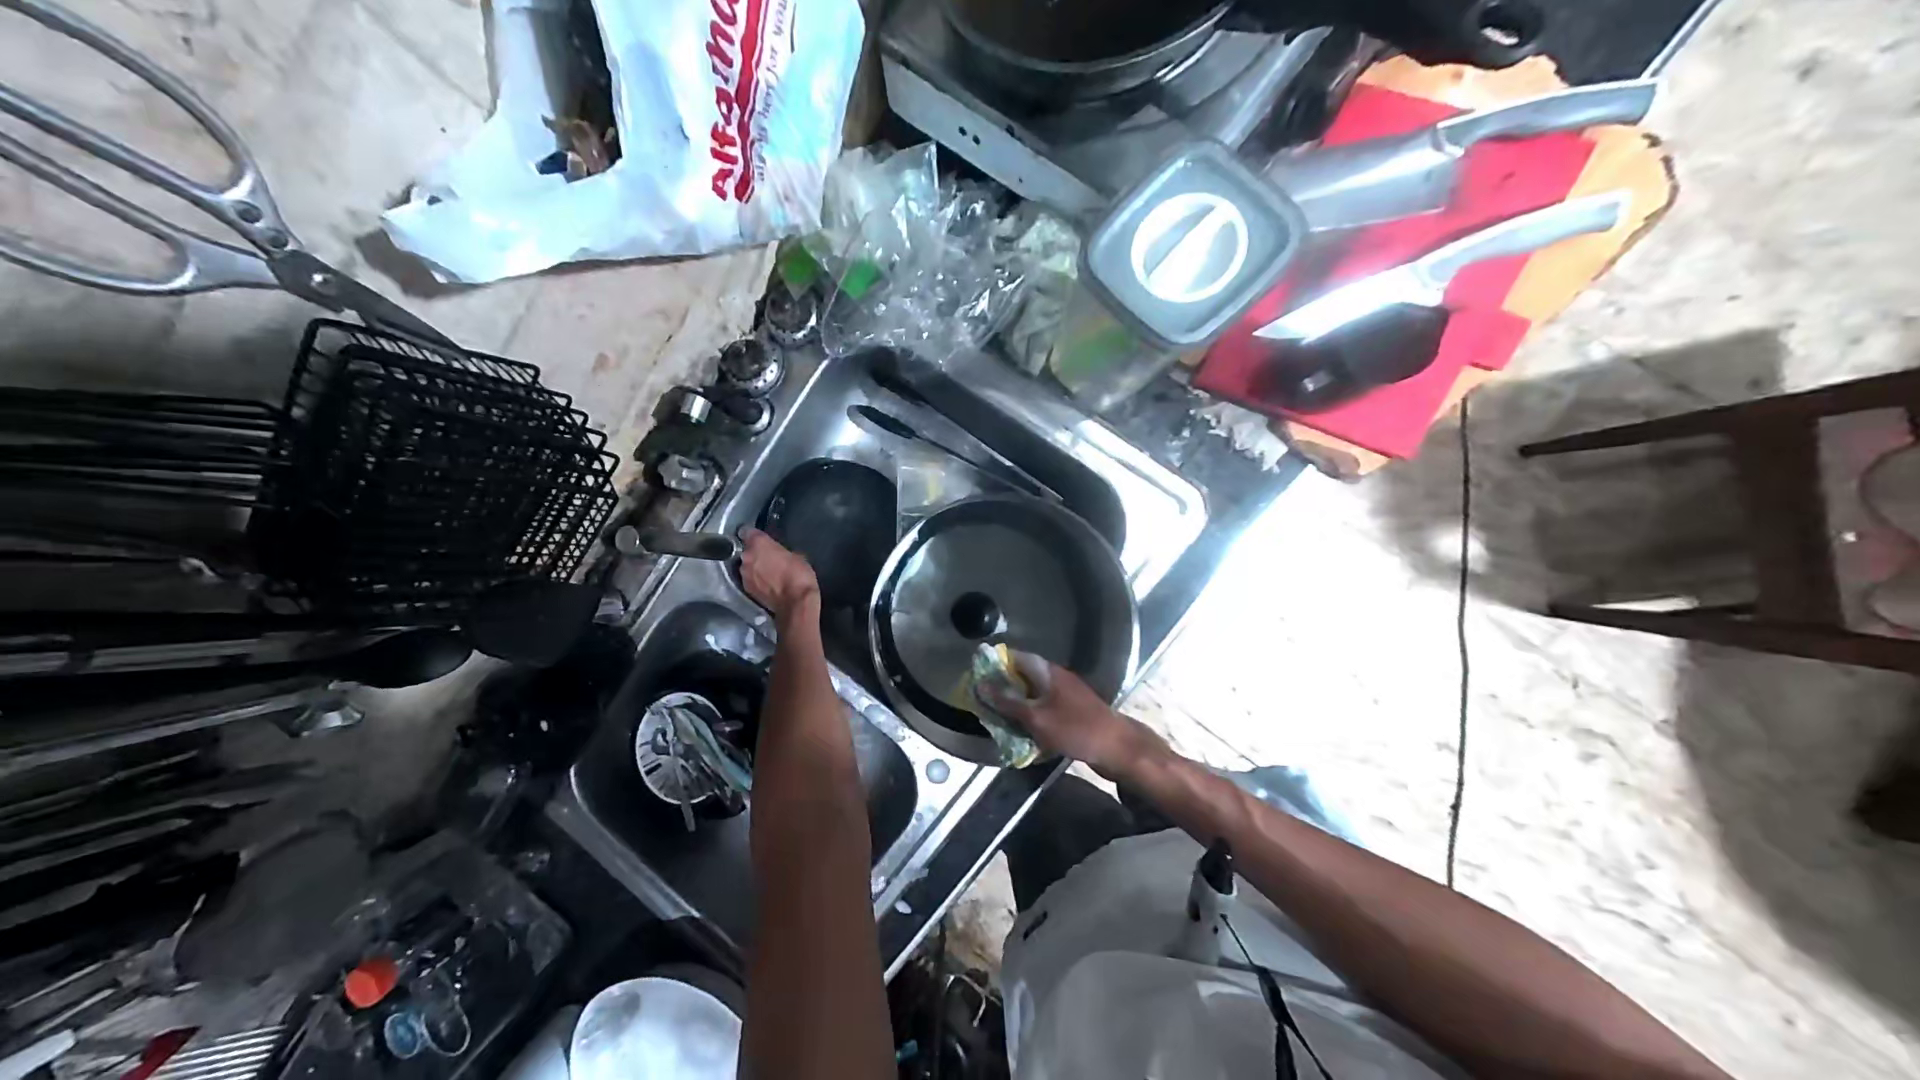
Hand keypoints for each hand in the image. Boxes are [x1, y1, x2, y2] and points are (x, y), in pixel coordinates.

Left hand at [739, 528, 819, 620]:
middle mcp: (747, 557)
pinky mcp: (746, 589)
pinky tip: (768, 584)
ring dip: (755, 567)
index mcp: (759, 544)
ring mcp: (744, 574)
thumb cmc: (799, 576)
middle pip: (747, 550)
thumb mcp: (796, 556)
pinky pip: (749, 579)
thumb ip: (781, 551)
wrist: (795, 603)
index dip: (754, 535)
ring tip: (769, 573)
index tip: (760, 538)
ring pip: (747, 566)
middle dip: (756, 553)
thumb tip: (778, 553)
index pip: (747, 531)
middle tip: (770, 558)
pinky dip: (756, 580)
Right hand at [978, 651, 1163, 779]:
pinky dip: (1031, 716)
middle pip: (1023, 675)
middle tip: (983, 700)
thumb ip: (1008, 702)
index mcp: (1048, 672)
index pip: (1016, 656)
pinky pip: (1044, 708)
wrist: (1117, 748)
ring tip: (998, 717)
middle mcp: (1057, 678)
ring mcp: (1066, 695)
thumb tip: (982, 685)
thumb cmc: (1075, 729)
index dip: (996, 662)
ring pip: (1034, 694)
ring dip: (1016, 704)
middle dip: (1003, 687)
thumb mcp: (1036, 717)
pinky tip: (1022, 730)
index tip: (977, 673)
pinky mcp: (1072, 711)